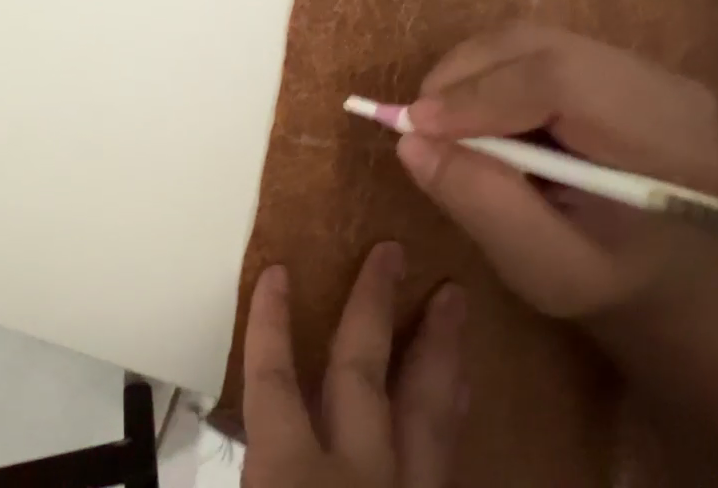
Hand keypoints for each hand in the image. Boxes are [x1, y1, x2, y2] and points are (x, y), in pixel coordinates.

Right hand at [243, 244, 467, 487]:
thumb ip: (258, 462)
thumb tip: (255, 423)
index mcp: (292, 470)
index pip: (274, 380)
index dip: (271, 323)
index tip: (277, 270)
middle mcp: (356, 469)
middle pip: (362, 372)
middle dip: (374, 307)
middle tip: (395, 251)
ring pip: (428, 412)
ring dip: (440, 352)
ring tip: (455, 305)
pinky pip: (452, 452)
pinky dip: (455, 413)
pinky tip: (461, 390)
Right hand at [395, 24, 717, 319]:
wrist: (676, 280)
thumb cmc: (616, 285)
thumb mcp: (547, 267)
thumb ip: (483, 202)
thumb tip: (411, 143)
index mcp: (663, 137)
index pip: (560, 81)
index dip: (479, 95)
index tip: (417, 127)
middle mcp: (656, 83)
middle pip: (538, 48)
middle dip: (464, 77)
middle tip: (419, 123)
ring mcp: (634, 68)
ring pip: (528, 42)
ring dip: (470, 75)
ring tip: (444, 123)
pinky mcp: (608, 66)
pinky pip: (531, 53)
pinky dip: (487, 77)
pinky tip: (477, 118)